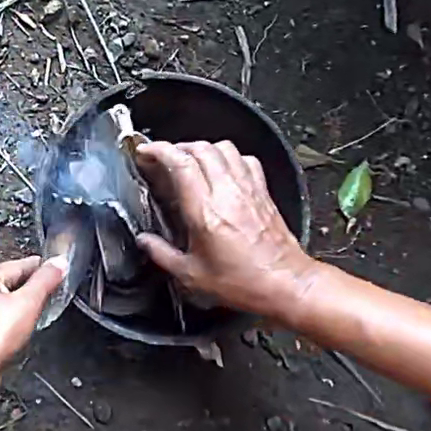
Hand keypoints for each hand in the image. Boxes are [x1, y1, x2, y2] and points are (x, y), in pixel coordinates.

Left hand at [0, 255, 68, 381]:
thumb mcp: (27, 303)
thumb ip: (45, 280)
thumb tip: (59, 263)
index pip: (22, 264)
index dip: (44, 268)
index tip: (59, 269)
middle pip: (12, 282)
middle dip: (33, 288)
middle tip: (54, 292)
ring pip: (6, 302)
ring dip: (23, 306)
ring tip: (39, 311)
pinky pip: (0, 320)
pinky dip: (13, 322)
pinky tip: (19, 331)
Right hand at [135, 141, 321, 320]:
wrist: (285, 284)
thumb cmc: (244, 282)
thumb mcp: (192, 275)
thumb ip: (162, 254)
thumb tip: (145, 241)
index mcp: (205, 212)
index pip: (181, 163)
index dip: (160, 150)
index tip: (146, 151)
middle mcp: (228, 194)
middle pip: (202, 148)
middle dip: (177, 146)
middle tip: (164, 156)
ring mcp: (248, 190)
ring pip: (225, 148)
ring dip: (203, 148)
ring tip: (191, 159)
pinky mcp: (263, 193)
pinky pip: (246, 160)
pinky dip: (230, 157)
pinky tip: (222, 169)